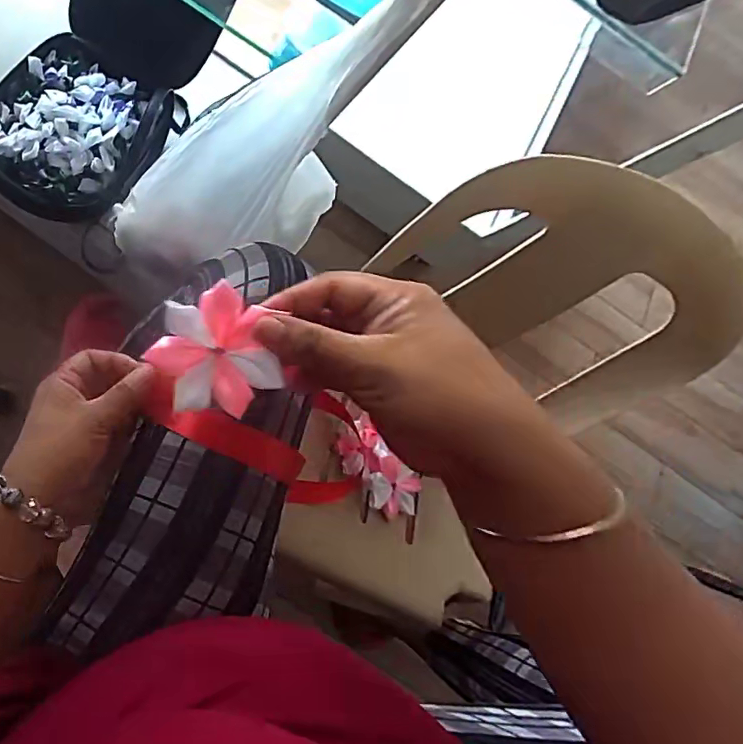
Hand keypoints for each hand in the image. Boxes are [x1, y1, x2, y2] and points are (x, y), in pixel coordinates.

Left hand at [1, 350, 154, 523]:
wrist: (40, 501)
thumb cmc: (61, 450)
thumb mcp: (94, 418)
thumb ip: (125, 394)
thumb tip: (151, 370)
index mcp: (64, 383)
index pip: (93, 359)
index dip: (118, 362)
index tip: (147, 374)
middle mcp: (74, 399)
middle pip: (107, 382)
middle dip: (134, 386)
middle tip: (165, 393)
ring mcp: (85, 424)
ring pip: (116, 407)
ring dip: (137, 409)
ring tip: (165, 411)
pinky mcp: (95, 447)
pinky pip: (118, 430)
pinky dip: (134, 428)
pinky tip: (154, 430)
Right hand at [252, 272, 561, 482]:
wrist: (490, 456)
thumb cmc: (436, 395)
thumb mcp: (371, 364)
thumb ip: (312, 343)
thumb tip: (258, 325)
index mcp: (394, 300)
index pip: (329, 287)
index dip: (290, 301)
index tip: (252, 322)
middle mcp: (387, 320)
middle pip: (326, 314)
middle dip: (291, 330)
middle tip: (254, 349)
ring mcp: (383, 353)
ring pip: (328, 344)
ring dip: (299, 355)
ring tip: (269, 370)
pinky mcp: (379, 383)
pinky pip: (337, 369)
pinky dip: (314, 375)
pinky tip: (293, 384)